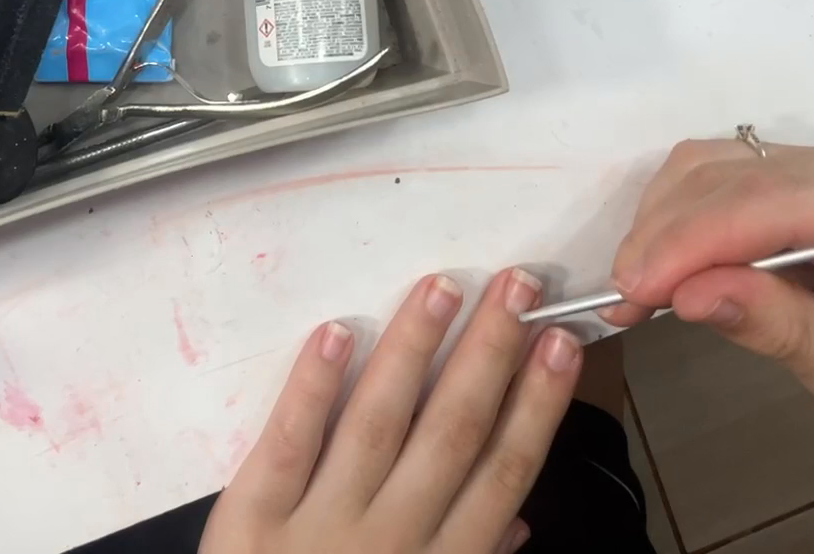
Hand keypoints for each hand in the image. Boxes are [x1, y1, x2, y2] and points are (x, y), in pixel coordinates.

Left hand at [200, 269, 582, 553]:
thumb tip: (520, 519)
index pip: (502, 472)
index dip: (536, 404)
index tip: (560, 340)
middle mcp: (392, 537)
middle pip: (452, 432)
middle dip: (490, 354)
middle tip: (517, 285)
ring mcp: (322, 523)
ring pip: (379, 422)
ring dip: (414, 350)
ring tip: (441, 287)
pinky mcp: (254, 514)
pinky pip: (290, 442)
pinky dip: (315, 387)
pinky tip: (336, 331)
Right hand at [604, 139, 813, 541]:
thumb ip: (786, 331)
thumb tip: (686, 293)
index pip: (777, 202)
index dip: (693, 238)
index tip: (633, 287)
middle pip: (736, 174)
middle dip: (665, 233)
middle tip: (623, 297)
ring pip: (717, 164)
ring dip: (664, 220)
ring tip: (640, 284)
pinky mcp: (812, 173)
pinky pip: (725, 175)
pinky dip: (682, 215)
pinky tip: (669, 259)